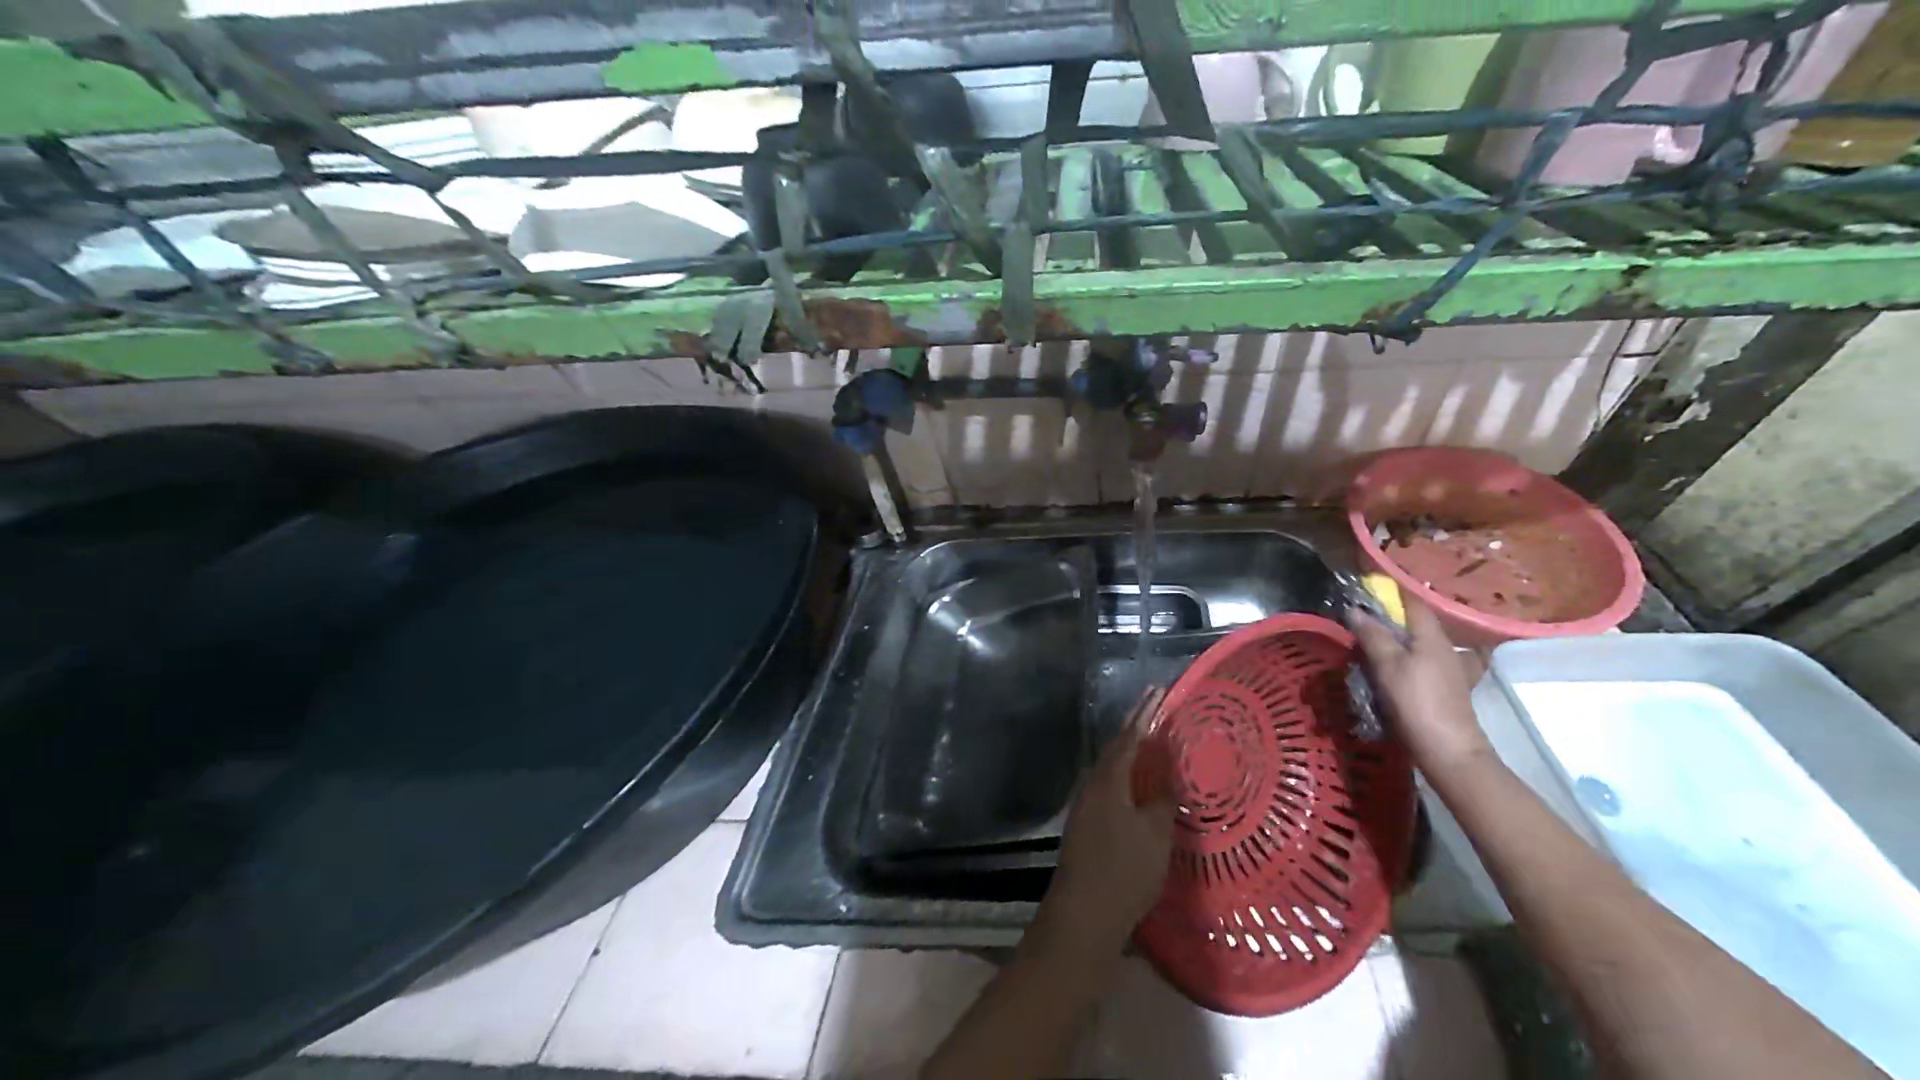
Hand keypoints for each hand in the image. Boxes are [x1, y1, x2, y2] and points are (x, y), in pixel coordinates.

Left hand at [1033, 685, 1174, 957]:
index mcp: (1108, 779)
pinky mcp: (1086, 823)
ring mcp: (1085, 804)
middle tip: (1158, 711)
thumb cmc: (1124, 871)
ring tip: (1153, 743)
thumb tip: (1169, 780)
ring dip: (1131, 753)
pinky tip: (1137, 785)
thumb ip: (1163, 802)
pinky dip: (1126, 777)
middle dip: (1137, 729)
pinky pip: (1109, 786)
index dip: (1145, 713)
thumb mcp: (1155, 835)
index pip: (1130, 736)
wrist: (1083, 913)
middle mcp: (1092, 784)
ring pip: (1111, 768)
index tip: (1157, 690)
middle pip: (1117, 749)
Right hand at [1347, 595, 1494, 776]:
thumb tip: (1354, 609)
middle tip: (1362, 613)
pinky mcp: (1445, 687)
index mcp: (1432, 635)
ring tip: (1371, 639)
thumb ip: (1371, 635)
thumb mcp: (1387, 665)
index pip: (1412, 601)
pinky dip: (1404, 656)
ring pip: (1418, 642)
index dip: (1391, 590)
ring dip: (1396, 637)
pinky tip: (1393, 665)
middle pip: (1416, 622)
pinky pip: (1420, 660)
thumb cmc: (1417, 701)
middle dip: (1391, 614)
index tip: (1367, 584)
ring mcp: (1448, 668)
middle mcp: (1445, 646)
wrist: (1448, 749)